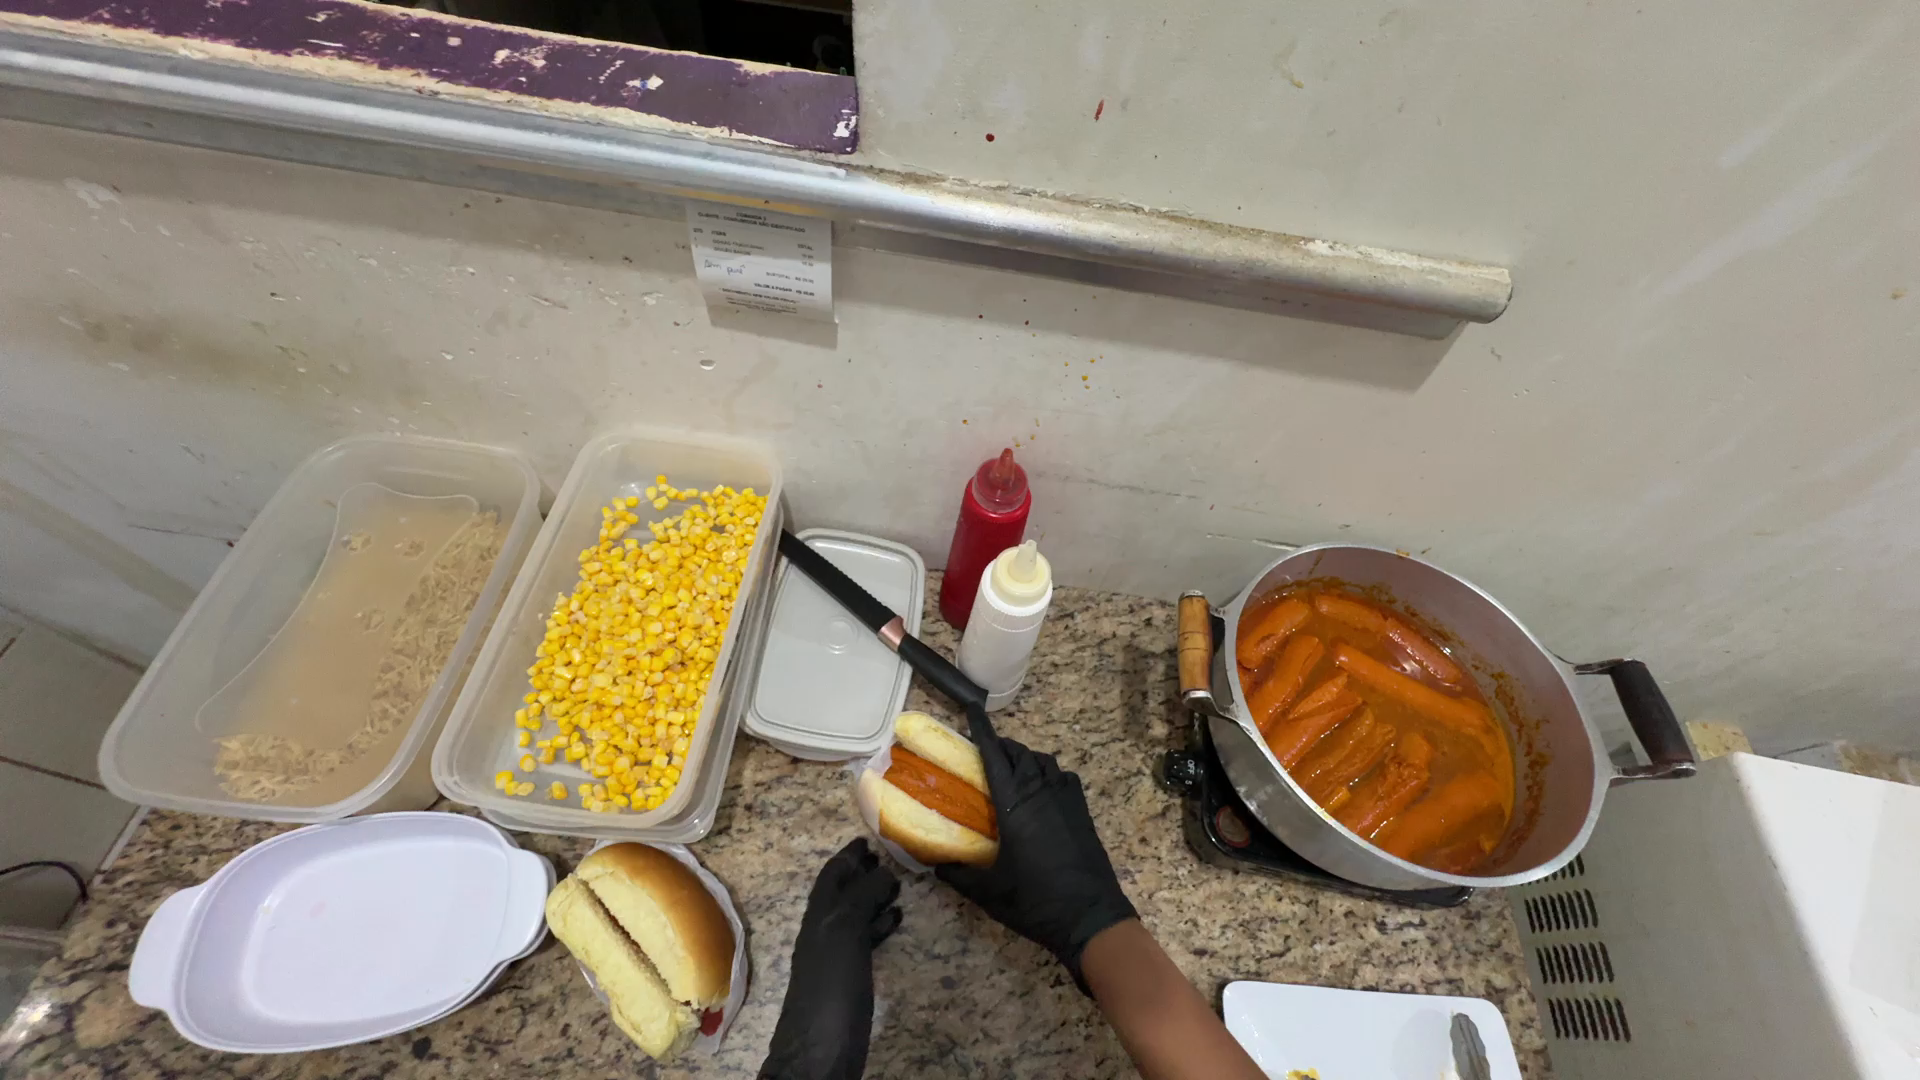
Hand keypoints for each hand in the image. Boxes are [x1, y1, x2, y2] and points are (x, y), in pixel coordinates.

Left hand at [758, 838, 901, 1079]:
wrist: (817, 1058)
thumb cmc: (830, 990)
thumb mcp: (844, 933)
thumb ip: (860, 899)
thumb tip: (881, 871)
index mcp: (819, 917)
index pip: (831, 875)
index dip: (847, 855)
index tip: (868, 839)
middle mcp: (823, 932)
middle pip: (841, 892)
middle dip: (861, 873)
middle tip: (887, 859)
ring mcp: (833, 958)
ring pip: (854, 915)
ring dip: (873, 897)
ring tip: (899, 887)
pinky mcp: (847, 980)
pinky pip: (863, 940)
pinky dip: (878, 925)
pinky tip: (895, 922)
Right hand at [936, 735, 1136, 990]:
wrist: (1090, 917)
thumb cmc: (1036, 902)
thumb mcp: (989, 893)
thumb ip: (958, 875)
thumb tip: (933, 864)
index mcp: (1014, 805)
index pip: (995, 755)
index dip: (982, 730)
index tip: (971, 710)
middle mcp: (1040, 792)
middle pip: (1019, 753)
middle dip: (1001, 746)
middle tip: (984, 753)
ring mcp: (1065, 799)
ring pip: (1043, 761)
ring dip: (1025, 758)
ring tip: (1012, 770)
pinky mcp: (1082, 810)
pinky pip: (1064, 776)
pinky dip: (1050, 773)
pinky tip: (1043, 789)